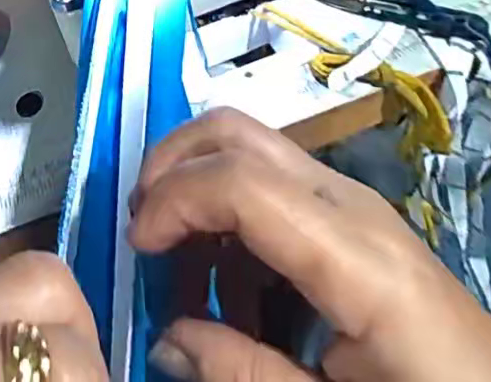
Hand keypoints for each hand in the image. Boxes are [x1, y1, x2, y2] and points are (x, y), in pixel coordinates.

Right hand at [129, 108, 490, 381]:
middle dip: (174, 163)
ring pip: (249, 147)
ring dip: (200, 190)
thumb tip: (166, 335)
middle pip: (239, 132)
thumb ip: (244, 375)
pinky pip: (271, 182)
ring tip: (187, 278)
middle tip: (143, 234)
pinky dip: (231, 214)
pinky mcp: (347, 207)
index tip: (137, 248)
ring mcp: (348, 195)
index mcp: (352, 254)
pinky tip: (233, 285)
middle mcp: (346, 199)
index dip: (175, 199)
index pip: (244, 180)